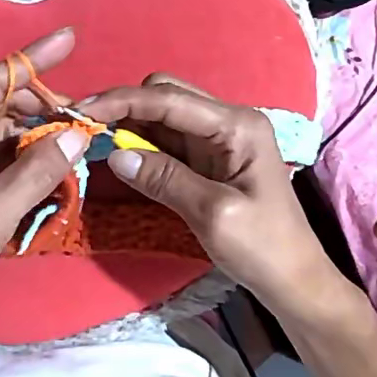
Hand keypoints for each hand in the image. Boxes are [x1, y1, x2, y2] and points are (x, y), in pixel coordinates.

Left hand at [0, 28, 91, 339]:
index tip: (69, 37)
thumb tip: (78, 136)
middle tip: (85, 114)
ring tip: (78, 135)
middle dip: (41, 105)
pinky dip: (27, 153)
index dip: (31, 61)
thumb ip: (33, 173)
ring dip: (38, 130)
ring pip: (1, 127)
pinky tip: (55, 156)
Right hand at [82, 76, 344, 317]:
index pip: (170, 99)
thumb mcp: (213, 214)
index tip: (82, 112)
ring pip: (163, 116)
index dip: (124, 101)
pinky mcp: (209, 159)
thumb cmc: (263, 247)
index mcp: (237, 125)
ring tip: (95, 142)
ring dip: (131, 126)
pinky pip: (168, 140)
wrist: (293, 280)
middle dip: (126, 108)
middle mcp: (228, 121)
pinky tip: (122, 156)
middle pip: (166, 95)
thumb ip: (165, 179)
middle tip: (88, 132)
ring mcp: (219, 140)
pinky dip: (143, 144)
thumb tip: (114, 155)